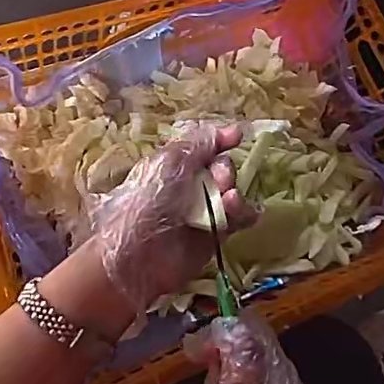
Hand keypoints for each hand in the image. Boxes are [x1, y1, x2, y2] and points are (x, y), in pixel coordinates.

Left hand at [88, 124, 248, 311]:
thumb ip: (199, 144)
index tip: (236, 137)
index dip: (221, 140)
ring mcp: (205, 210)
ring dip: (235, 193)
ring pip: (234, 192)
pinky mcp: (217, 235)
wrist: (138, 254)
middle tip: (218, 180)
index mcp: (175, 164)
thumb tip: (232, 130)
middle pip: (223, 168)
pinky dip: (245, 213)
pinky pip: (240, 219)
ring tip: (227, 201)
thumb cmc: (148, 200)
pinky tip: (239, 212)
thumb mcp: (169, 162)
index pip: (204, 147)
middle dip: (224, 170)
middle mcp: (191, 185)